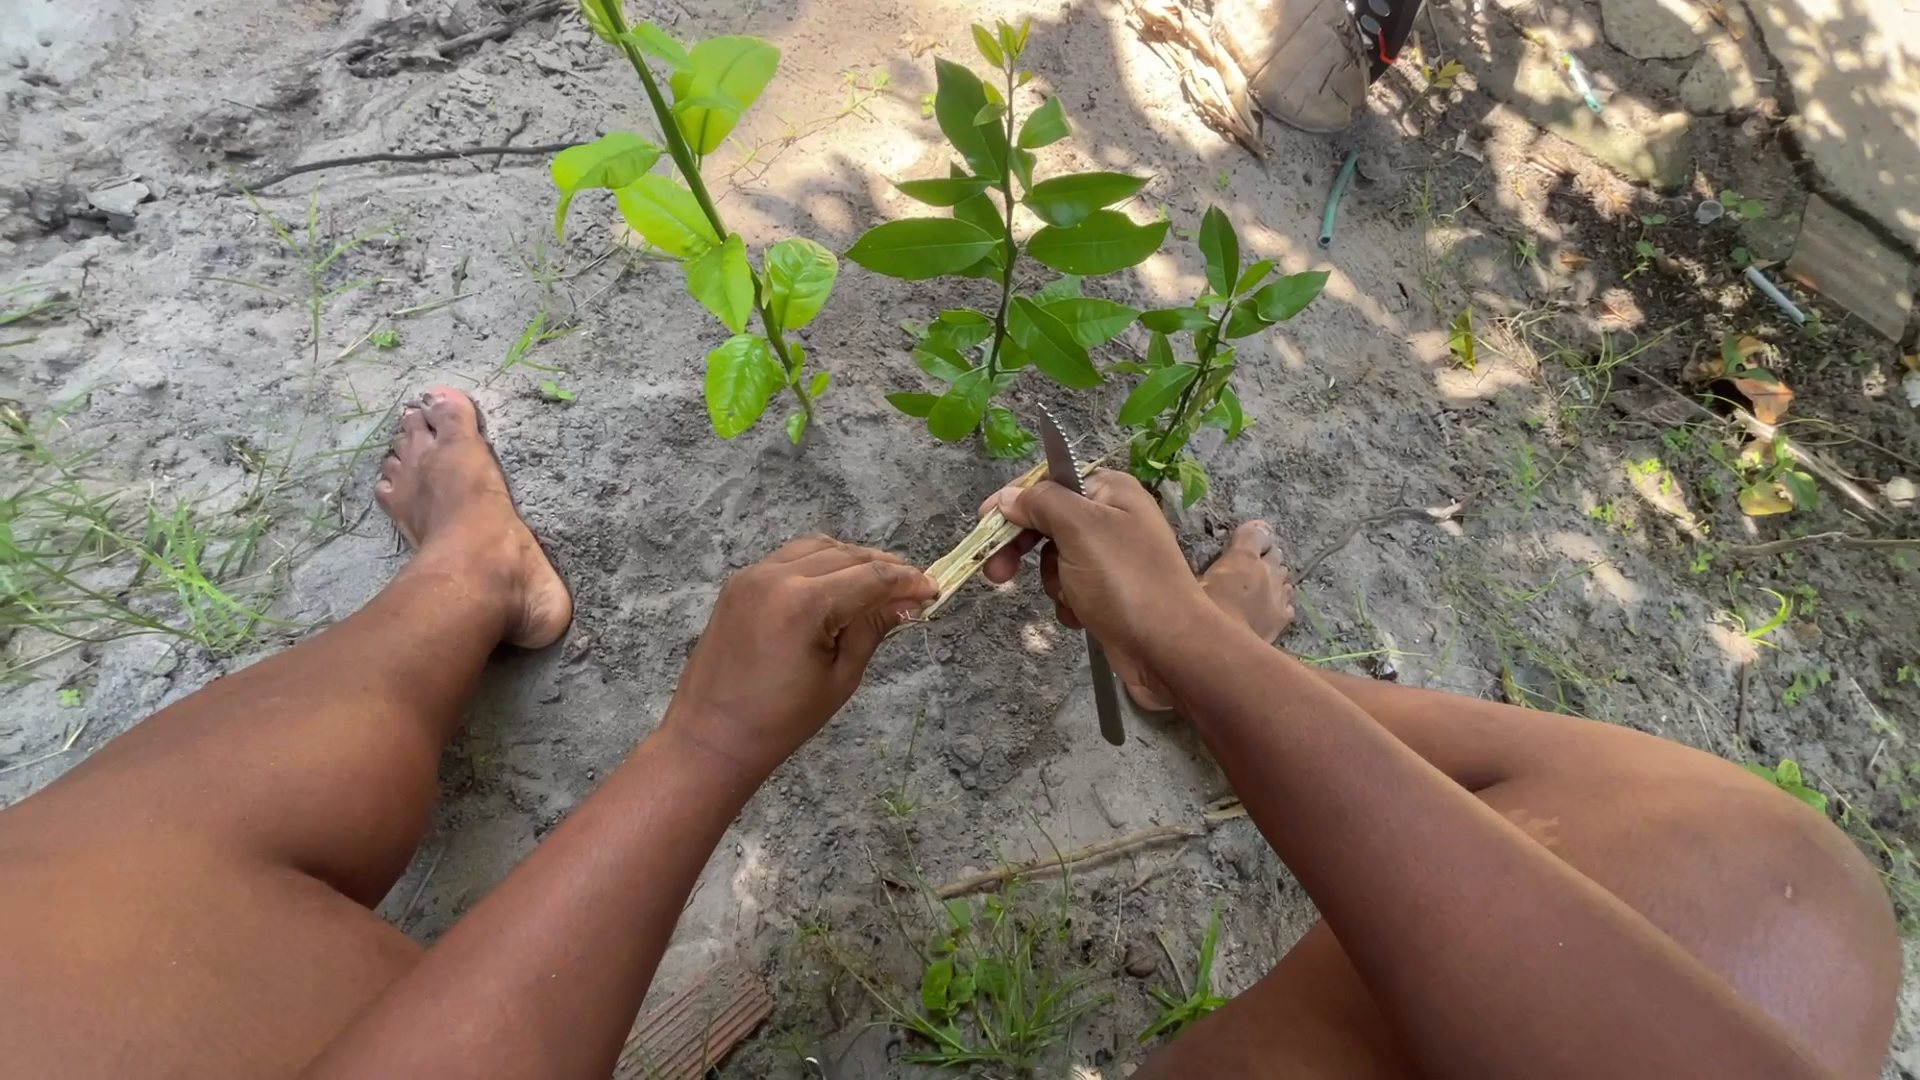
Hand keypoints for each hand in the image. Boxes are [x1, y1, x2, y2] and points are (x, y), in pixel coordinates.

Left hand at [663, 535, 936, 775]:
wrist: (710, 738)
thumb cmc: (780, 721)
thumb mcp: (840, 677)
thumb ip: (873, 628)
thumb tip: (910, 602)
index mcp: (803, 604)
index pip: (870, 578)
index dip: (907, 581)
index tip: (934, 588)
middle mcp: (776, 576)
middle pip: (847, 555)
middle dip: (885, 568)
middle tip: (913, 588)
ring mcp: (753, 575)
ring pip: (819, 547)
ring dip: (853, 559)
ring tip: (879, 583)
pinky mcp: (740, 582)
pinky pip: (790, 557)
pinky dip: (821, 562)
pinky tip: (838, 583)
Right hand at [980, 469, 1210, 661]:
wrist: (1168, 648)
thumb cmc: (1125, 581)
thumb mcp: (1079, 528)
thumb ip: (1040, 504)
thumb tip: (1008, 497)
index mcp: (1110, 491)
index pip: (1050, 482)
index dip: (1015, 501)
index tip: (985, 523)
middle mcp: (1111, 518)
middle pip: (1047, 522)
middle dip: (1024, 549)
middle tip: (996, 573)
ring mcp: (1110, 558)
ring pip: (1054, 560)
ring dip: (1053, 581)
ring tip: (1072, 596)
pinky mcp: (1107, 592)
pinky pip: (1069, 588)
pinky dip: (1068, 601)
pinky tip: (1082, 615)